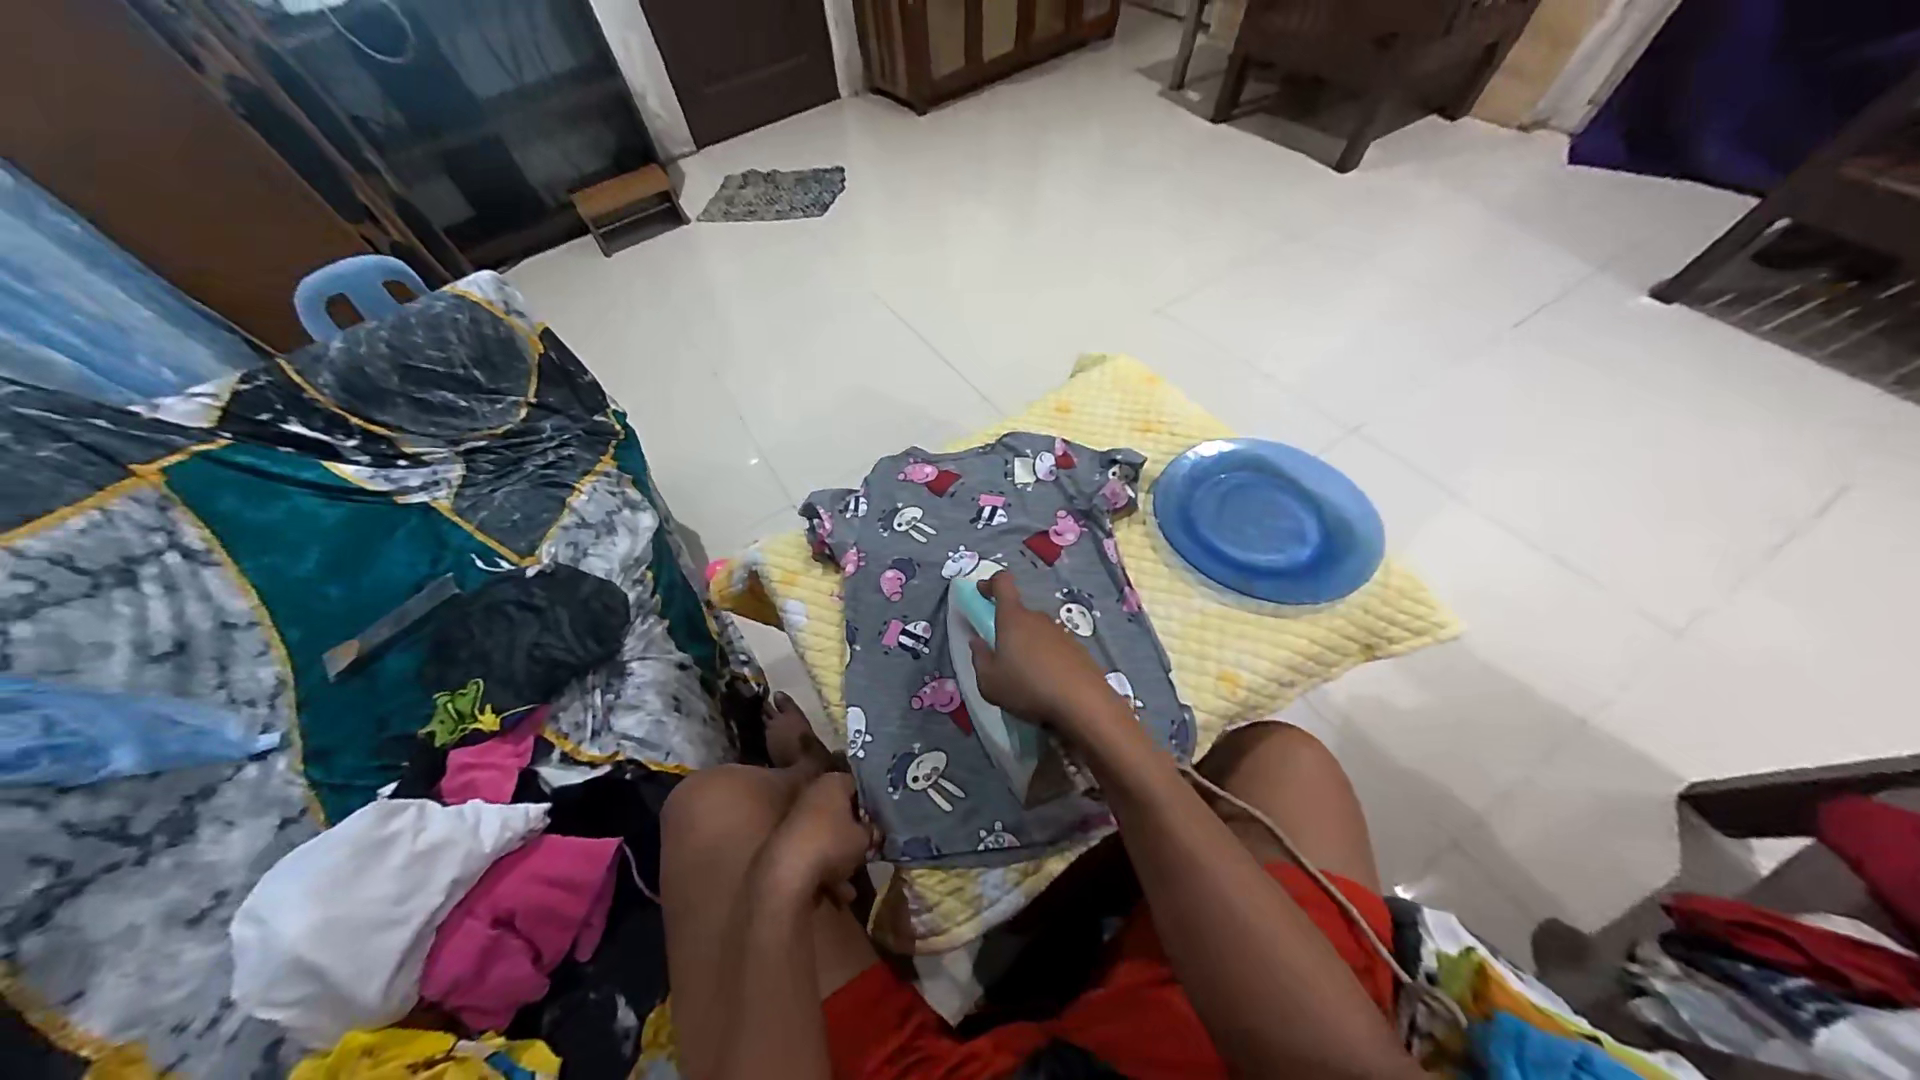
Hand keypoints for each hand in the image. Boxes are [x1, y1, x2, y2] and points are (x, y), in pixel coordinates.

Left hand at [767, 772, 875, 904]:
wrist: (787, 874)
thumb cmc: (832, 844)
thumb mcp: (865, 838)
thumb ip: (872, 831)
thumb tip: (874, 831)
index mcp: (832, 782)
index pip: (858, 785)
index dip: (872, 802)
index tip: (881, 820)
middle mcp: (812, 793)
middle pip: (840, 811)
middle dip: (854, 831)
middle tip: (870, 847)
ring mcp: (796, 819)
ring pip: (827, 835)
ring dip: (841, 856)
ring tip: (854, 878)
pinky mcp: (786, 844)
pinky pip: (814, 853)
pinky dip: (825, 870)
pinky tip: (838, 892)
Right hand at [967, 573, 1136, 750]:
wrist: (1082, 703)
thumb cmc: (1027, 688)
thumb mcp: (989, 682)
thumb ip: (980, 658)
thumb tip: (978, 642)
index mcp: (1013, 619)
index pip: (1003, 583)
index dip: (990, 583)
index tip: (982, 592)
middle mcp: (1038, 618)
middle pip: (1019, 614)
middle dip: (1008, 630)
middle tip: (1002, 658)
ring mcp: (1061, 632)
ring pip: (1037, 632)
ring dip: (1028, 647)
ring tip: (1025, 678)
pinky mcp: (1078, 649)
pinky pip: (1054, 648)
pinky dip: (1047, 660)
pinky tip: (1047, 684)